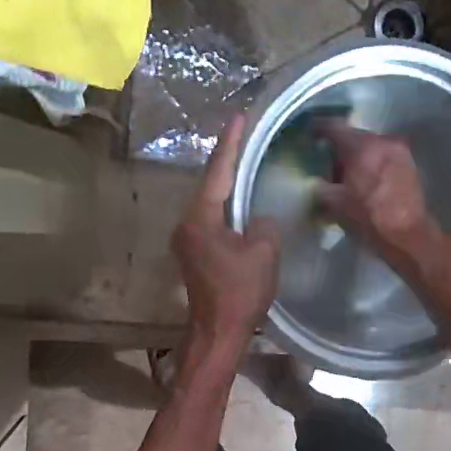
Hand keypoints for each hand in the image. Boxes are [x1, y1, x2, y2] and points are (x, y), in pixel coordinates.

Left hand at [173, 115, 279, 344]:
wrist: (218, 333)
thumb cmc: (240, 293)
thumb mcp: (263, 254)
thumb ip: (263, 225)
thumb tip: (258, 220)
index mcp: (201, 218)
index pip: (218, 171)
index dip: (230, 143)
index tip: (239, 117)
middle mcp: (187, 223)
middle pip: (209, 183)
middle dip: (227, 159)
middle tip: (245, 134)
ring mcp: (187, 239)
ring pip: (209, 201)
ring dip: (226, 183)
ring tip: (245, 160)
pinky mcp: (193, 252)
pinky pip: (210, 218)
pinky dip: (225, 205)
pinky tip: (240, 200)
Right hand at [316, 122, 440, 263]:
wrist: (408, 236)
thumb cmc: (369, 219)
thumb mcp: (334, 204)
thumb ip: (319, 186)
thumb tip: (314, 180)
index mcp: (362, 147)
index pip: (334, 127)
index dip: (318, 129)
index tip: (308, 135)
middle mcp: (383, 141)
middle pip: (354, 136)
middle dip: (338, 147)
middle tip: (324, 163)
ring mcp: (399, 151)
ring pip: (370, 146)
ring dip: (356, 156)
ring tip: (344, 175)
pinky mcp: (409, 164)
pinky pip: (383, 156)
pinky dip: (371, 163)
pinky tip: (363, 181)